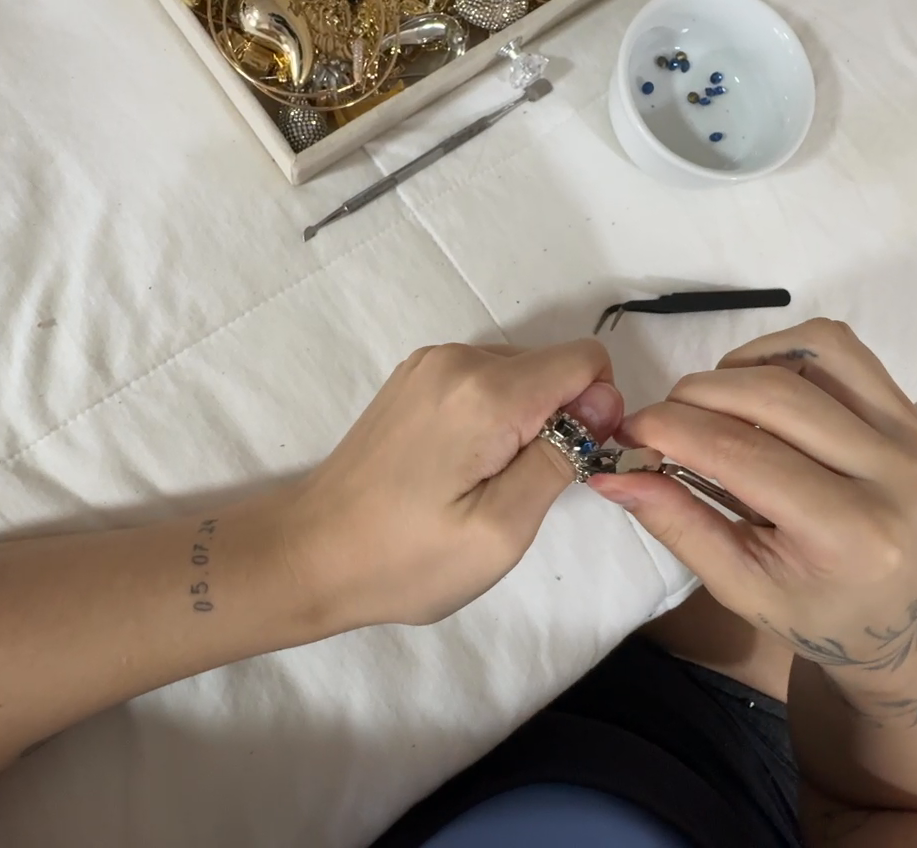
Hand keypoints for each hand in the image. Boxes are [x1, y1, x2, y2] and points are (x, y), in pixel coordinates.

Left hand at [277, 340, 621, 629]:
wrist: (310, 552)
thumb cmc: (408, 558)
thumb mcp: (502, 529)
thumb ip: (561, 456)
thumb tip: (605, 399)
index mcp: (485, 391)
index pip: (585, 361)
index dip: (595, 412)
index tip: (564, 465)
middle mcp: (458, 358)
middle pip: (552, 366)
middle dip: (558, 419)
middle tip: (516, 486)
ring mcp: (431, 361)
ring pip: (521, 372)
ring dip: (523, 419)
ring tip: (482, 478)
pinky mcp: (415, 375)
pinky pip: (485, 378)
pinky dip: (493, 413)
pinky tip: (459, 461)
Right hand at [593, 320, 916, 709]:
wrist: (888, 617)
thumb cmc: (809, 611)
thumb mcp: (734, 583)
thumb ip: (674, 521)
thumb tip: (610, 474)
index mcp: (851, 533)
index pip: (742, 453)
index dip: (671, 429)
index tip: (627, 430)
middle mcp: (894, 475)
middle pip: (772, 395)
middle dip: (694, 396)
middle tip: (658, 420)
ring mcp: (911, 436)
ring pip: (806, 356)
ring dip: (737, 369)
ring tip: (710, 406)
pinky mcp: (911, 412)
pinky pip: (836, 348)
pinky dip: (780, 351)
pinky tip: (754, 386)